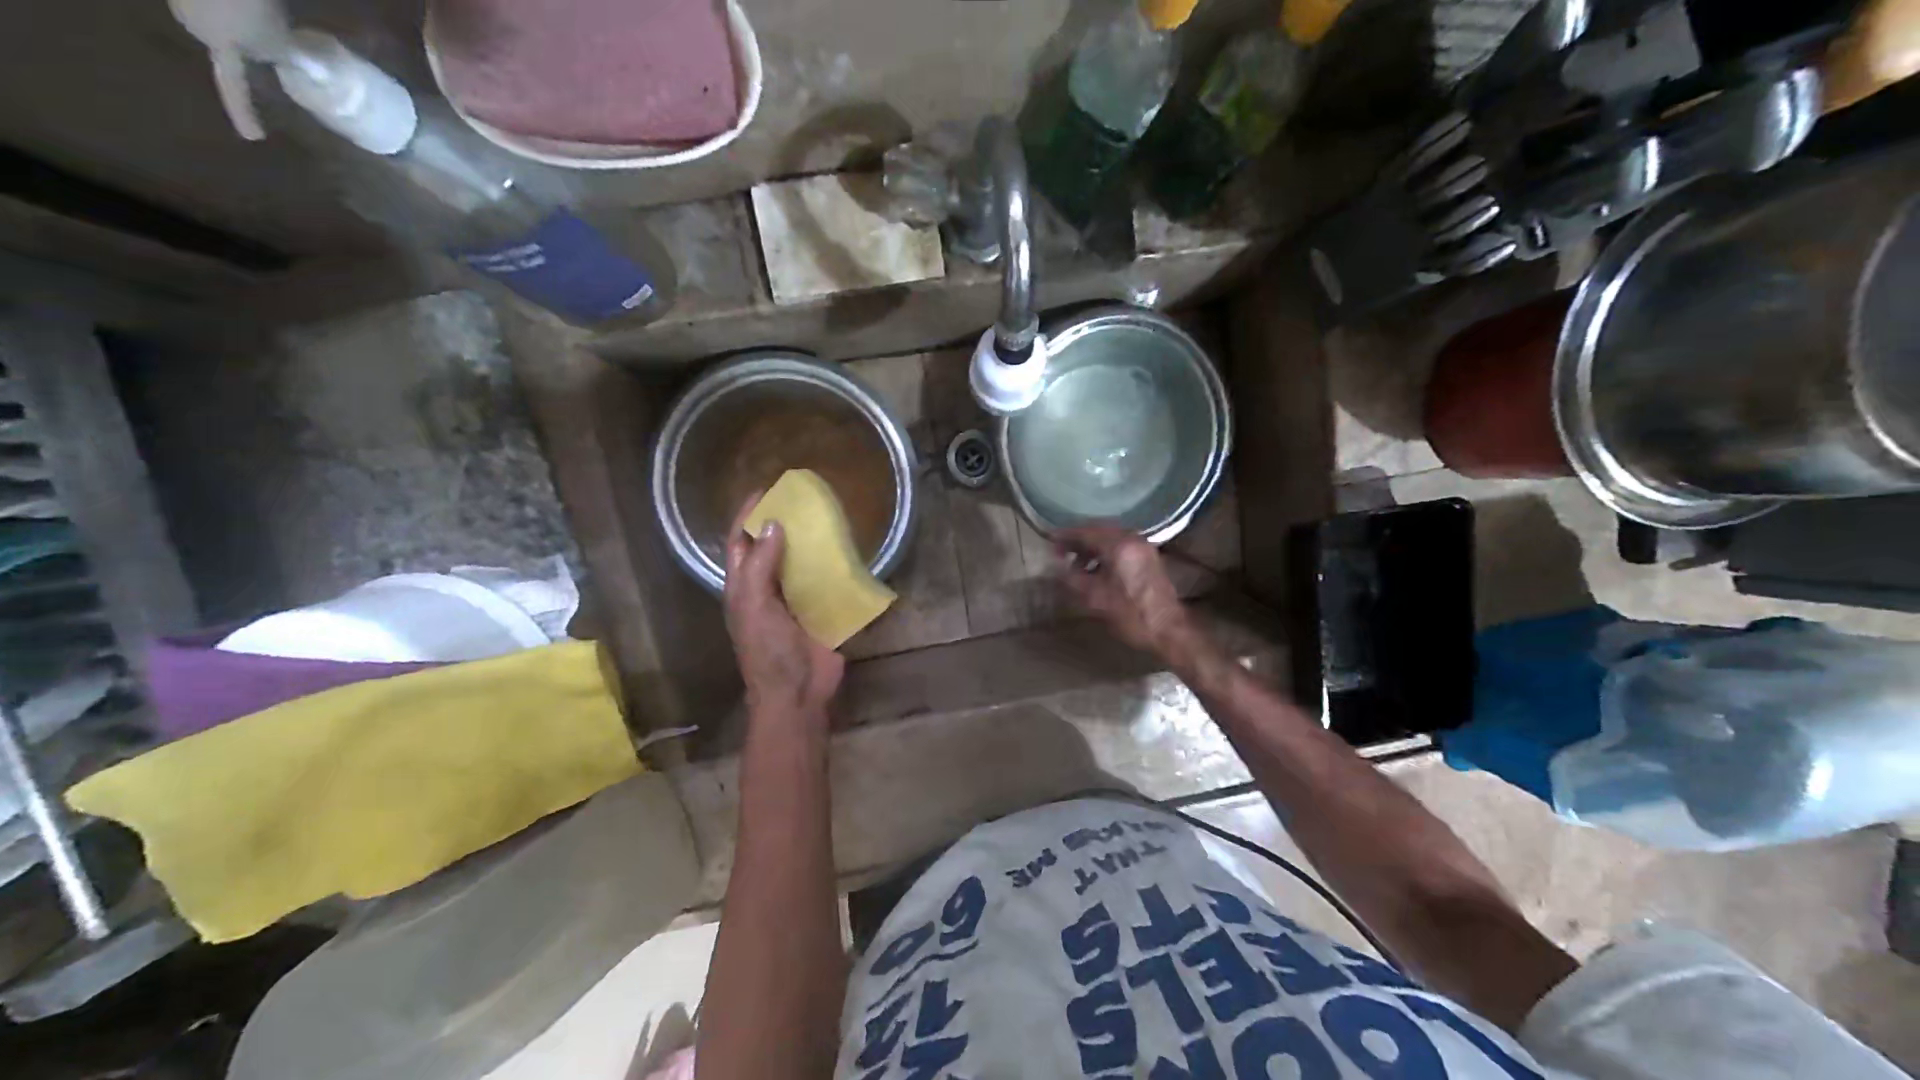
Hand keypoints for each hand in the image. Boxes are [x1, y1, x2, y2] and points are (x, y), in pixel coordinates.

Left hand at [725, 496, 844, 724]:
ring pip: (800, 562)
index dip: (747, 515)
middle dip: (783, 523)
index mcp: (743, 587)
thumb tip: (775, 524)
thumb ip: (761, 565)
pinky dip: (835, 565)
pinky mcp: (821, 612)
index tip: (765, 488)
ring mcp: (795, 601)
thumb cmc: (768, 651)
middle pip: (772, 548)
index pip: (740, 542)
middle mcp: (768, 589)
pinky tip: (849, 548)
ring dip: (810, 542)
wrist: (798, 694)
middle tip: (803, 498)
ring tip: (828, 515)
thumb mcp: (755, 605)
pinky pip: (827, 582)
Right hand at [1054, 525, 1196, 659]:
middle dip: (1078, 539)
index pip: (1086, 531)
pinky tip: (1096, 569)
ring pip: (1111, 538)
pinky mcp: (1149, 558)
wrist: (1168, 630)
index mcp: (1119, 546)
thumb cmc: (1130, 615)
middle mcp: (1133, 539)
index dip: (1065, 535)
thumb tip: (1057, 566)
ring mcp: (1144, 547)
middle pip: (1099, 530)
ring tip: (1075, 563)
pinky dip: (1106, 552)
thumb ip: (1072, 577)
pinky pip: (1122, 546)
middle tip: (1060, 550)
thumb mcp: (1094, 598)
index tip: (1049, 539)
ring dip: (1092, 546)